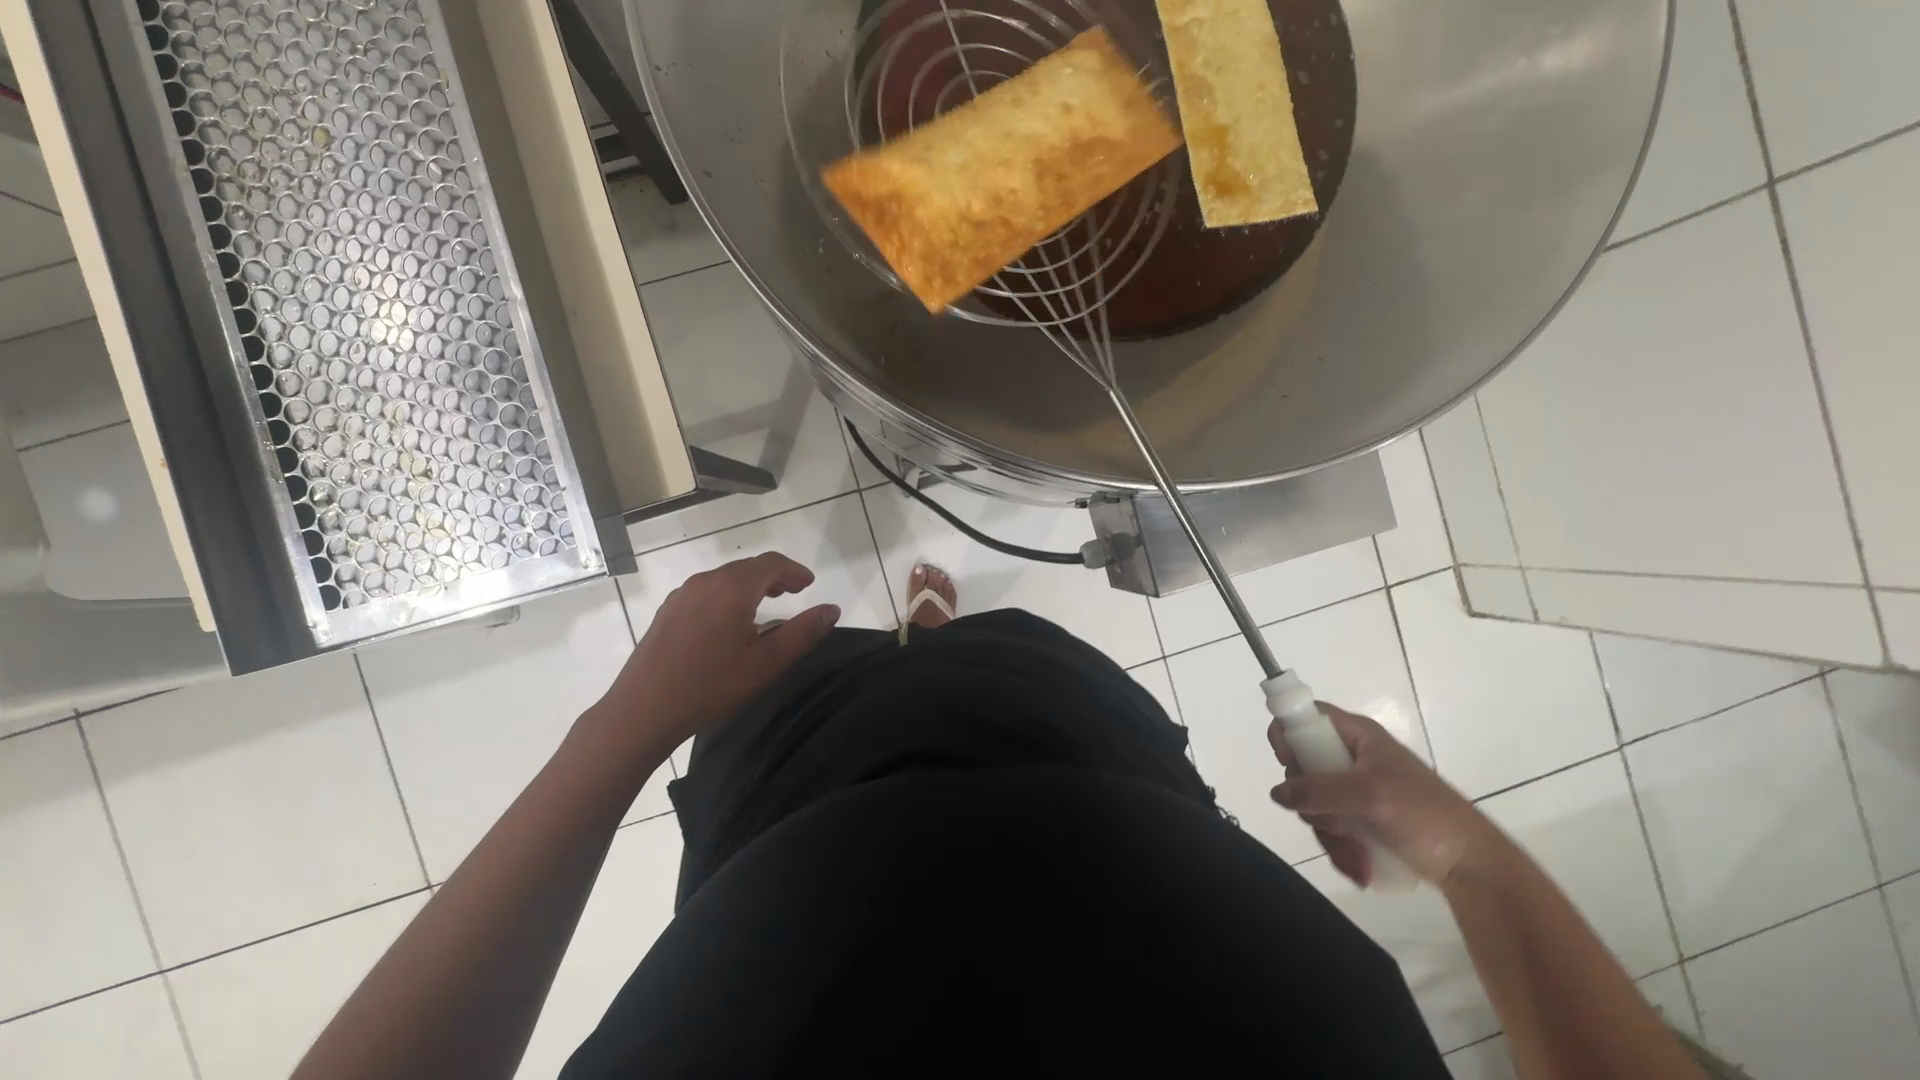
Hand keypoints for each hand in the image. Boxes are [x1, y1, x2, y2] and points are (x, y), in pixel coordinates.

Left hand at [589, 553, 840, 761]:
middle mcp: (706, 582)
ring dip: (749, 585)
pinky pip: (705, 591)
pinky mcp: (667, 610)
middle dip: (774, 576)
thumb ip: (803, 633)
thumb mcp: (766, 664)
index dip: (794, 570)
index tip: (809, 585)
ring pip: (724, 578)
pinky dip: (727, 595)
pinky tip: (728, 622)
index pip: (771, 563)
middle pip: (747, 567)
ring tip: (764, 606)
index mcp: (733, 589)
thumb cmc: (711, 686)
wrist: (644, 708)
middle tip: (793, 593)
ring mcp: (682, 594)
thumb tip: (832, 609)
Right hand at [1268, 704, 1506, 889]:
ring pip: (1313, 804)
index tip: (1294, 770)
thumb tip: (1278, 792)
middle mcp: (1353, 756)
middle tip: (1332, 821)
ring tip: (1355, 856)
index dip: (1290, 738)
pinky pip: (1331, 826)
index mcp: (1358, 735)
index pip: (1304, 717)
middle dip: (1310, 804)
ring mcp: (1357, 789)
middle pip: (1302, 768)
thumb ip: (1318, 790)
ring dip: (1328, 835)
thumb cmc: (1425, 816)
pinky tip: (1358, 866)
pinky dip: (1340, 848)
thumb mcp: (1370, 796)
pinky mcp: (1363, 818)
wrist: (1472, 864)